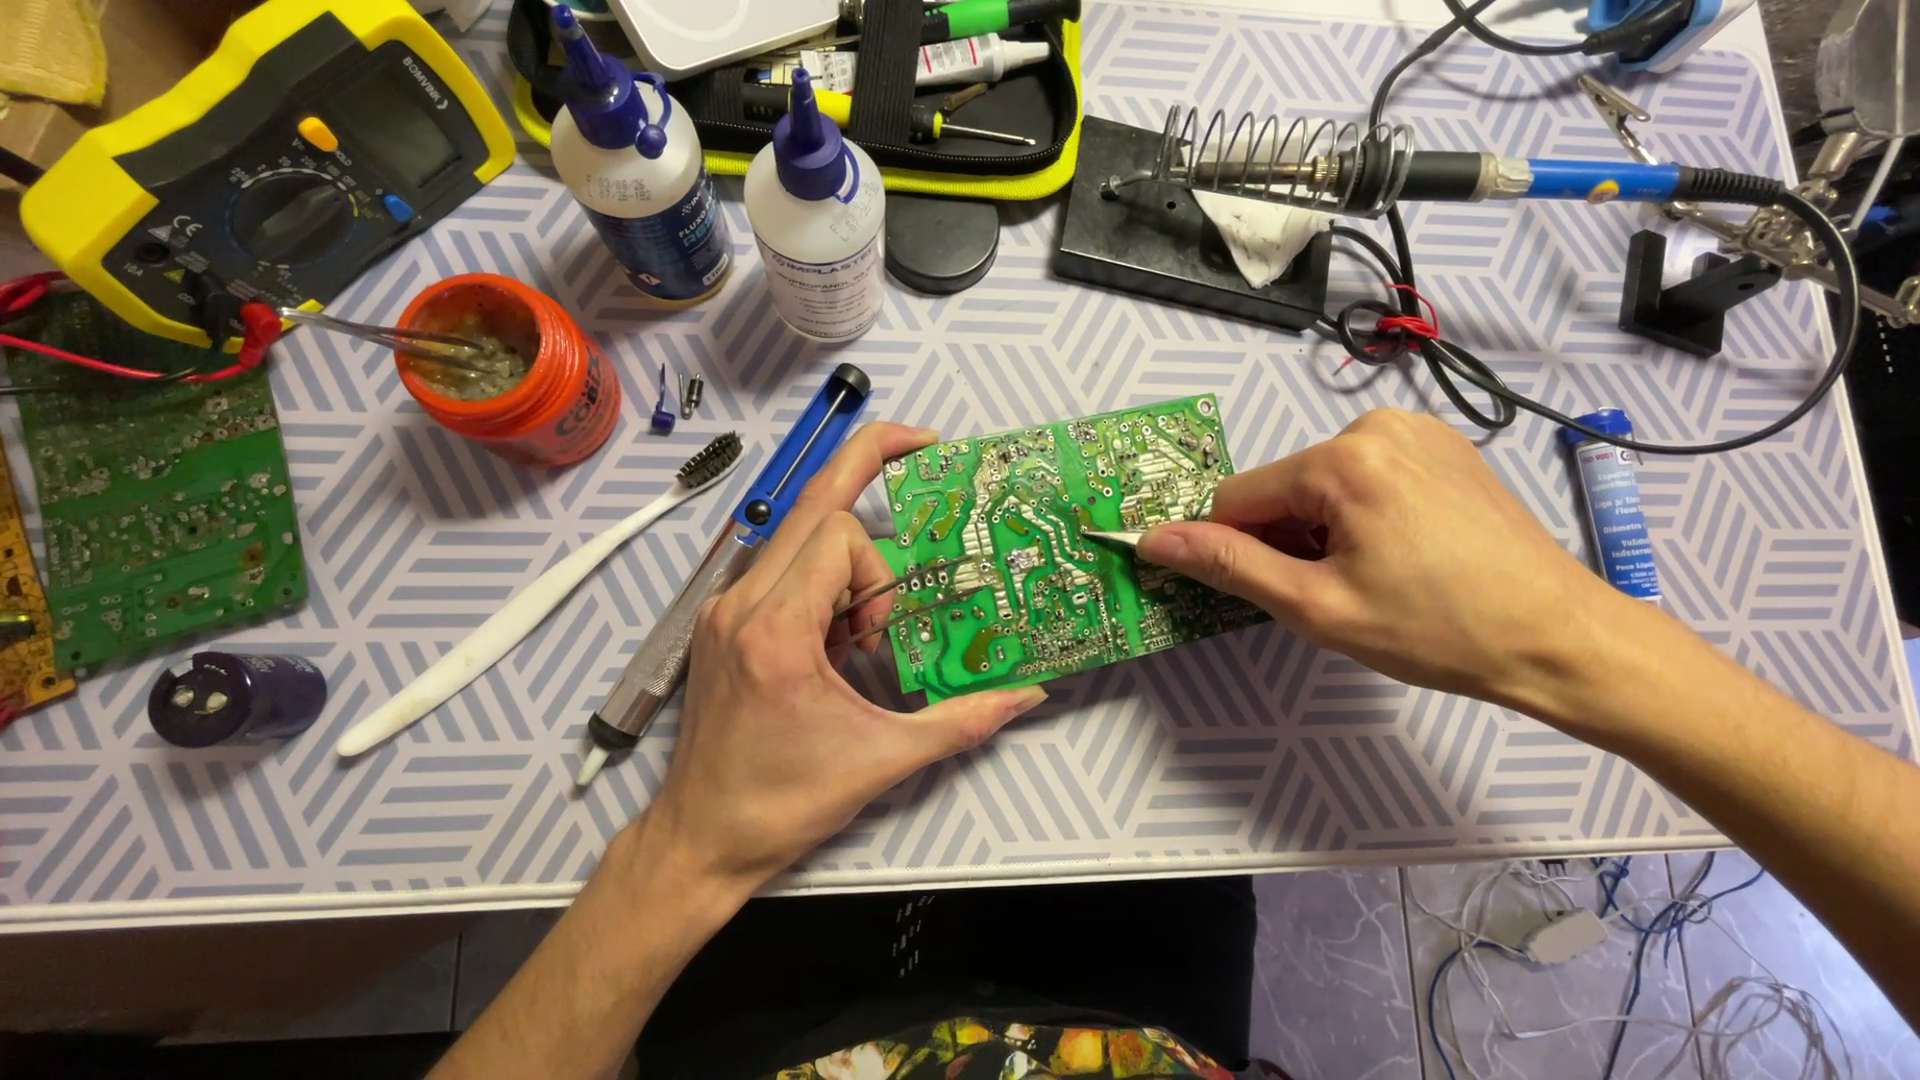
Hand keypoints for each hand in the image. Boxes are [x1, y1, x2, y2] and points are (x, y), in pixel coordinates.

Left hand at [646, 422, 1047, 889]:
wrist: (701, 838)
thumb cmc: (777, 805)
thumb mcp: (882, 762)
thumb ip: (962, 721)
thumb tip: (1024, 695)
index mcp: (772, 631)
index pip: (838, 534)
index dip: (881, 571)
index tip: (885, 630)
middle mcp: (740, 605)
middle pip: (812, 502)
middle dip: (868, 468)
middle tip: (920, 445)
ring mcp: (725, 609)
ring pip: (796, 531)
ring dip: (846, 551)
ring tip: (866, 620)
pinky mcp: (724, 621)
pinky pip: (782, 566)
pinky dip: (823, 579)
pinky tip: (838, 633)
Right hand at [1137, 409, 1630, 710]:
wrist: (1562, 639)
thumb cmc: (1435, 630)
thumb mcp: (1316, 606)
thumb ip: (1230, 565)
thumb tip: (1152, 539)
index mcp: (1343, 458)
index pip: (1236, 497)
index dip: (1236, 549)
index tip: (1271, 590)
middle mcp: (1376, 426)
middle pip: (1280, 486)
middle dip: (1285, 539)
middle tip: (1332, 591)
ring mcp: (1416, 431)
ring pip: (1318, 483)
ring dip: (1319, 529)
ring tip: (1372, 575)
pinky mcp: (1442, 447)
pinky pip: (1361, 476)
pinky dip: (1355, 514)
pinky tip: (1397, 552)